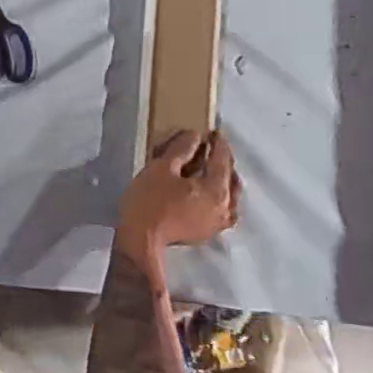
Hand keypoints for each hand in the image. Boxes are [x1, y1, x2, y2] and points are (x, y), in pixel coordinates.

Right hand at [116, 129, 241, 257]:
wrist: (141, 241)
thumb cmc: (150, 201)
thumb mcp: (161, 169)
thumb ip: (180, 150)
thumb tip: (194, 136)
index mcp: (216, 188)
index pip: (222, 159)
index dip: (218, 143)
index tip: (213, 132)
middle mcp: (225, 206)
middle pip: (231, 178)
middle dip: (224, 161)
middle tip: (212, 149)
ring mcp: (219, 222)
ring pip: (231, 195)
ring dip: (224, 180)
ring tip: (212, 171)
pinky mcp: (209, 232)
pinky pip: (224, 209)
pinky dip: (220, 197)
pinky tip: (208, 194)